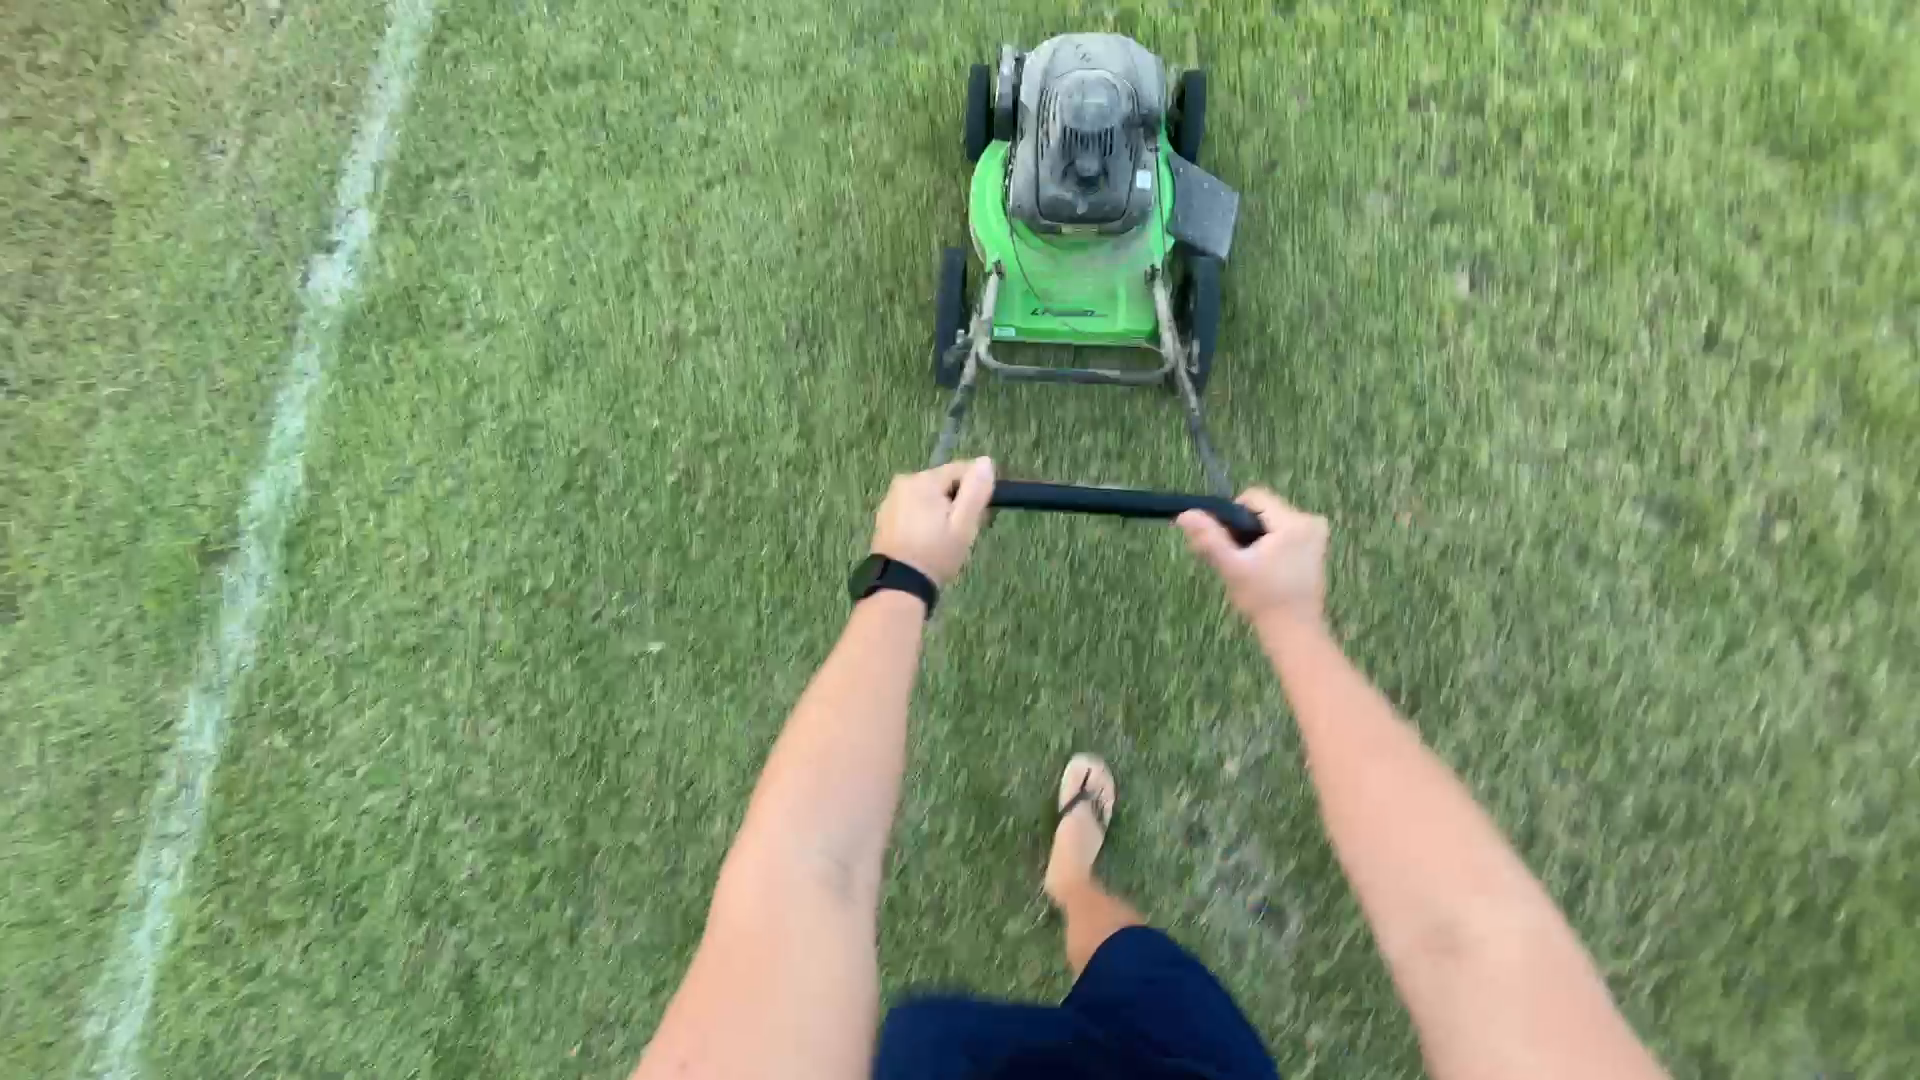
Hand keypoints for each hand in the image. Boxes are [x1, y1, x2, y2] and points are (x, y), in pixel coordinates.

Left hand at [871, 458, 995, 586]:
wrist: (899, 585)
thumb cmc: (935, 554)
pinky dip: (925, 520)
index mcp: (923, 480)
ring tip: (946, 540)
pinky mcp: (885, 517)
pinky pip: (914, 509)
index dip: (976, 491)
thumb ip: (976, 490)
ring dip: (942, 512)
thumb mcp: (963, 524)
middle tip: (964, 532)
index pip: (961, 470)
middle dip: (958, 503)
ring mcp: (891, 500)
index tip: (981, 515)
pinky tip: (928, 542)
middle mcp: (903, 482)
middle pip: (944, 484)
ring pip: (929, 497)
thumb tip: (986, 461)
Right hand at [1177, 488, 1328, 627]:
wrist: (1294, 630)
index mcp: (1294, 522)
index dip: (1232, 516)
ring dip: (1253, 538)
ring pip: (1270, 522)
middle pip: (1262, 510)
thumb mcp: (1232, 567)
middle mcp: (1310, 521)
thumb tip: (1184, 514)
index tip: (1227, 543)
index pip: (1253, 497)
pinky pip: (1282, 532)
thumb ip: (1209, 538)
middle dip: (1242, 529)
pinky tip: (1261, 567)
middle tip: (1232, 558)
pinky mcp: (1315, 547)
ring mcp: (1316, 534)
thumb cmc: (1263, 599)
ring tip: (1246, 565)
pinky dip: (1267, 545)